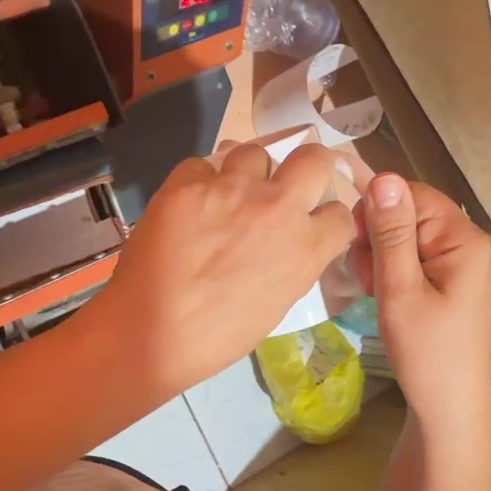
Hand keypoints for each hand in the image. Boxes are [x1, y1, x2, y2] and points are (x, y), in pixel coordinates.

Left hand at [80, 143, 355, 395]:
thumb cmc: (215, 338)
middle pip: (313, 158)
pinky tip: (188, 206)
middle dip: (306, 168)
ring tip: (228, 196)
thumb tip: (286, 246)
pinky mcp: (188, 183)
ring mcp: (231, 189)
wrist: (151, 333)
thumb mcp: (274, 306)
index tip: (311, 222)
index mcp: (305, 248)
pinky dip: (198, 182)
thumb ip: (291, 265)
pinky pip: (201, 165)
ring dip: (247, 172)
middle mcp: (277, 207)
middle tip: (285, 185)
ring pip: (254, 152)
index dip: (325, 217)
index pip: (340, 212)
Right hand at [350, 174, 490, 435]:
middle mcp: (472, 243)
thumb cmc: (426, 353)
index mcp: (466, 240)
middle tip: (369, 281)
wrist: (449, 408)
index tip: (354, 245)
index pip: (413, 195)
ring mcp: (465, 263)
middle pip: (411, 214)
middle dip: (379, 240)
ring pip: (408, 237)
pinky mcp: (455, 281)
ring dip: (383, 258)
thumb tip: (382, 177)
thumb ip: (391, 234)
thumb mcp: (400, 291)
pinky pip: (417, 258)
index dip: (377, 212)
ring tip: (378, 294)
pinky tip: (388, 298)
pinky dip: (394, 273)